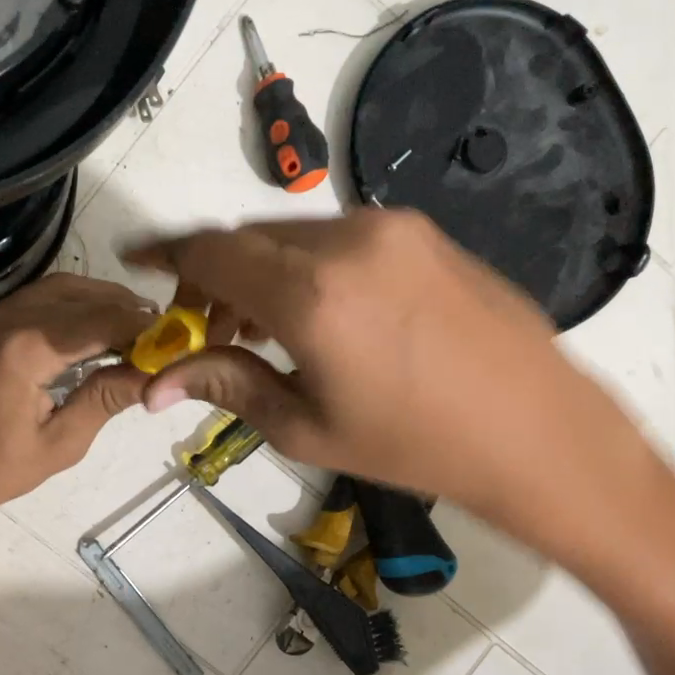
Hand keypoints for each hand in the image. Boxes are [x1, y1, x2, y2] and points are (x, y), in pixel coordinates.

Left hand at [0, 274, 157, 524]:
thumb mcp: (63, 442)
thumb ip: (107, 398)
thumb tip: (155, 372)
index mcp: (24, 350)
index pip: (98, 320)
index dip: (139, 326)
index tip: (173, 337)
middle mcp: (3, 319)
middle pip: (78, 294)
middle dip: (121, 307)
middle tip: (156, 330)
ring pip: (54, 289)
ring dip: (94, 301)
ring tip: (129, 326)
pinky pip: (31, 301)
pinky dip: (66, 307)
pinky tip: (88, 329)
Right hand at [125, 210, 654, 527]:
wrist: (538, 431)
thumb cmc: (413, 446)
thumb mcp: (305, 427)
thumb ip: (225, 386)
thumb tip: (154, 385)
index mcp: (311, 295)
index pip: (211, 252)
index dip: (166, 254)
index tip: (136, 260)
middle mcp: (347, 241)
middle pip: (247, 235)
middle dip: (211, 271)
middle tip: (204, 324)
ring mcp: (392, 228)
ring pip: (291, 232)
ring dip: (259, 267)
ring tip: (259, 327)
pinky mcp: (423, 232)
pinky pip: (337, 235)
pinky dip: (304, 263)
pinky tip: (314, 312)